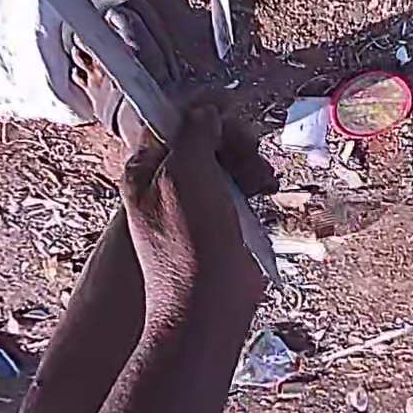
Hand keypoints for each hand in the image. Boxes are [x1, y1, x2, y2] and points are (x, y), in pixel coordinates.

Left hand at [120, 105, 262, 319]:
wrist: (209, 300)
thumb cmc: (188, 242)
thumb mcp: (185, 176)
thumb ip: (194, 137)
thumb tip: (205, 111)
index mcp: (147, 169)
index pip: (175, 123)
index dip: (204, 116)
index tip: (230, 115)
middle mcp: (168, 181)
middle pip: (206, 138)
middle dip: (233, 142)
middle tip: (250, 152)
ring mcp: (196, 199)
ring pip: (228, 159)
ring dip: (250, 161)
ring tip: (263, 180)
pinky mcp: (220, 216)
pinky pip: (240, 183)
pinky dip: (255, 181)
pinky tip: (266, 190)